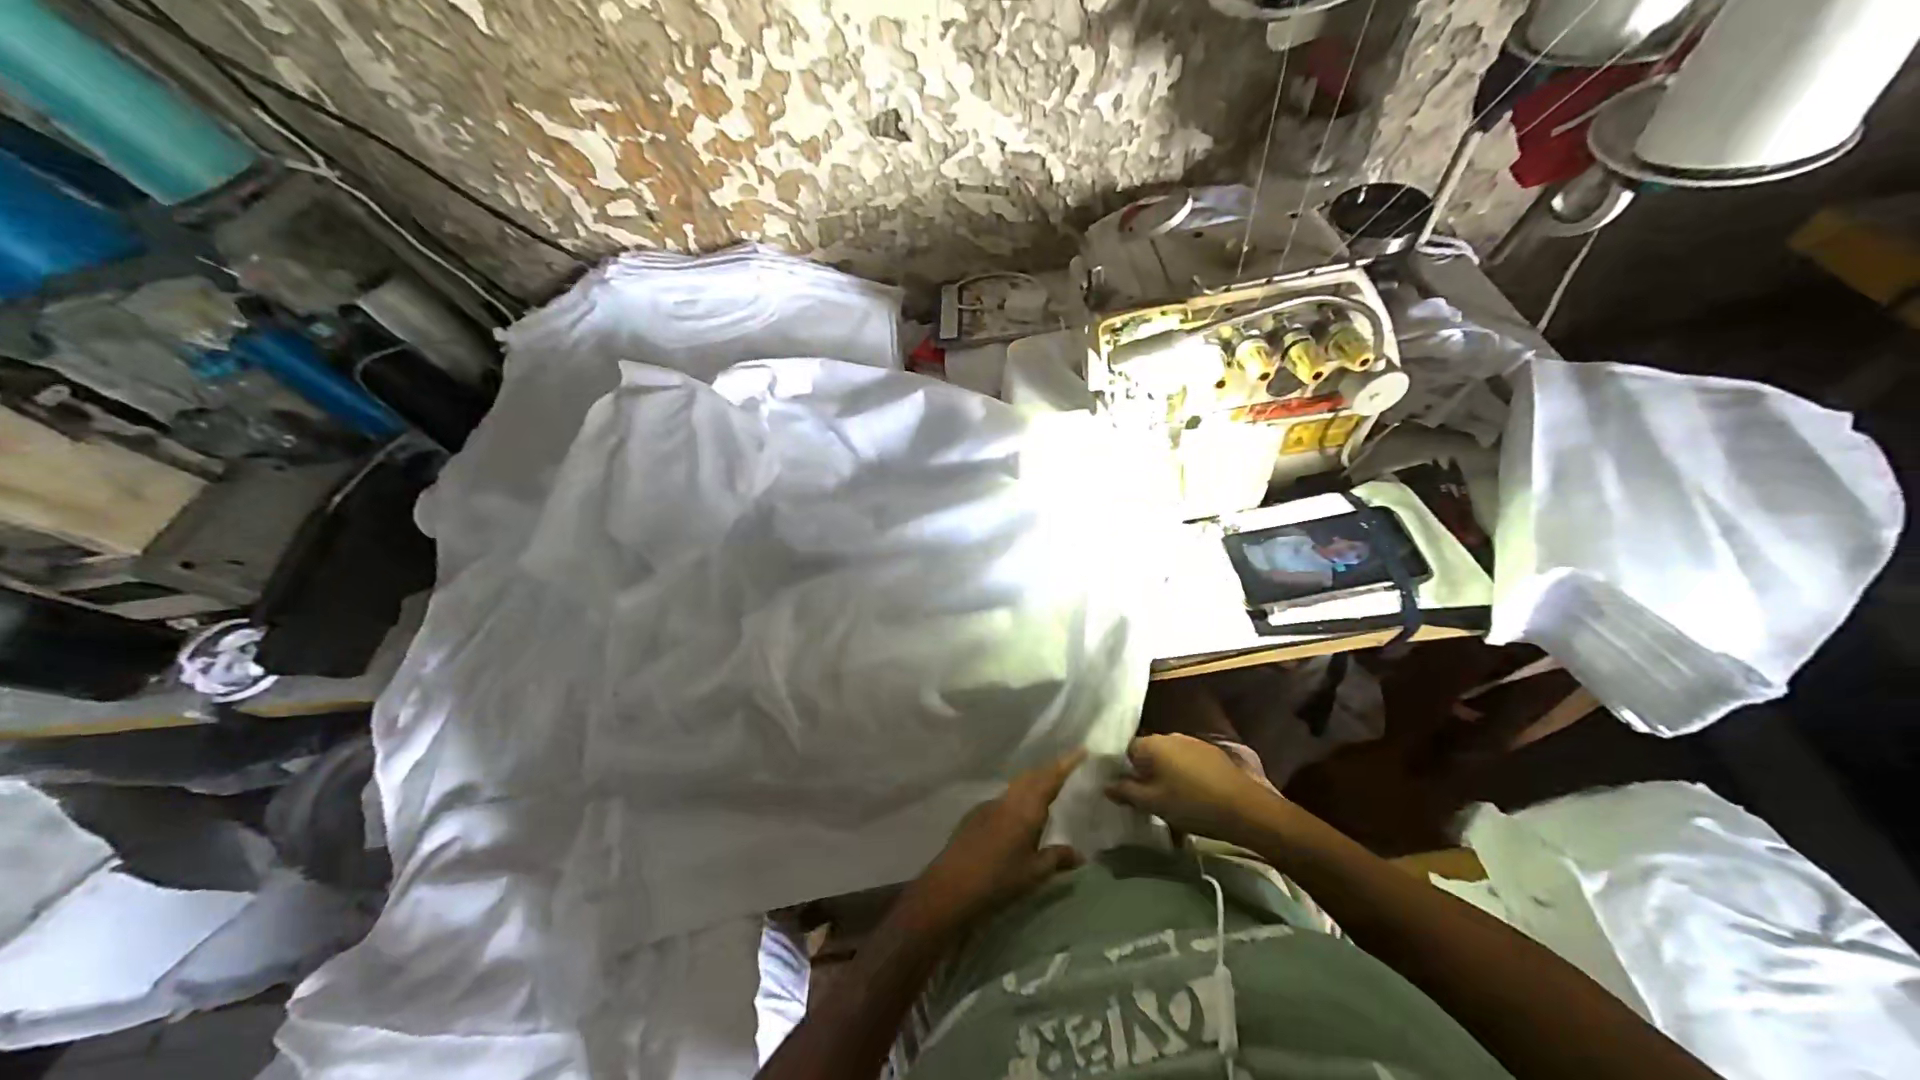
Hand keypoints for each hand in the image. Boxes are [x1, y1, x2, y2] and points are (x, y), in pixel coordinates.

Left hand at [905, 750, 1085, 930]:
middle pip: (1031, 777)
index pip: (1049, 779)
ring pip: (1016, 787)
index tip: (1081, 750)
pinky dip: (1017, 799)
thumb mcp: (1034, 874)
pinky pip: (1003, 799)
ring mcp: (987, 806)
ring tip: (1048, 790)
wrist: (950, 888)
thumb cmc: (998, 880)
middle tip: (1068, 769)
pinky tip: (1019, 816)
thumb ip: (1057, 858)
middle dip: (1050, 770)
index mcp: (1025, 809)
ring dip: (1033, 783)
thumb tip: (1080, 854)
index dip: (1066, 764)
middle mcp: (1007, 801)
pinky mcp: (974, 816)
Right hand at [1104, 734, 1287, 847]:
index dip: (1123, 770)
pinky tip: (1192, 796)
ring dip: (1166, 776)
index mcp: (1152, 744)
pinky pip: (1188, 762)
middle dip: (1145, 774)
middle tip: (1146, 800)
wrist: (1245, 808)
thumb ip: (1126, 792)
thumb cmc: (1191, 804)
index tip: (1126, 791)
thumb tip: (1106, 785)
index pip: (1126, 750)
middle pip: (1148, 753)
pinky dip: (1184, 776)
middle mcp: (1171, 736)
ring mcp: (1193, 742)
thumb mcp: (1153, 803)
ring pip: (1169, 758)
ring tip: (1170, 801)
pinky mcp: (1212, 753)